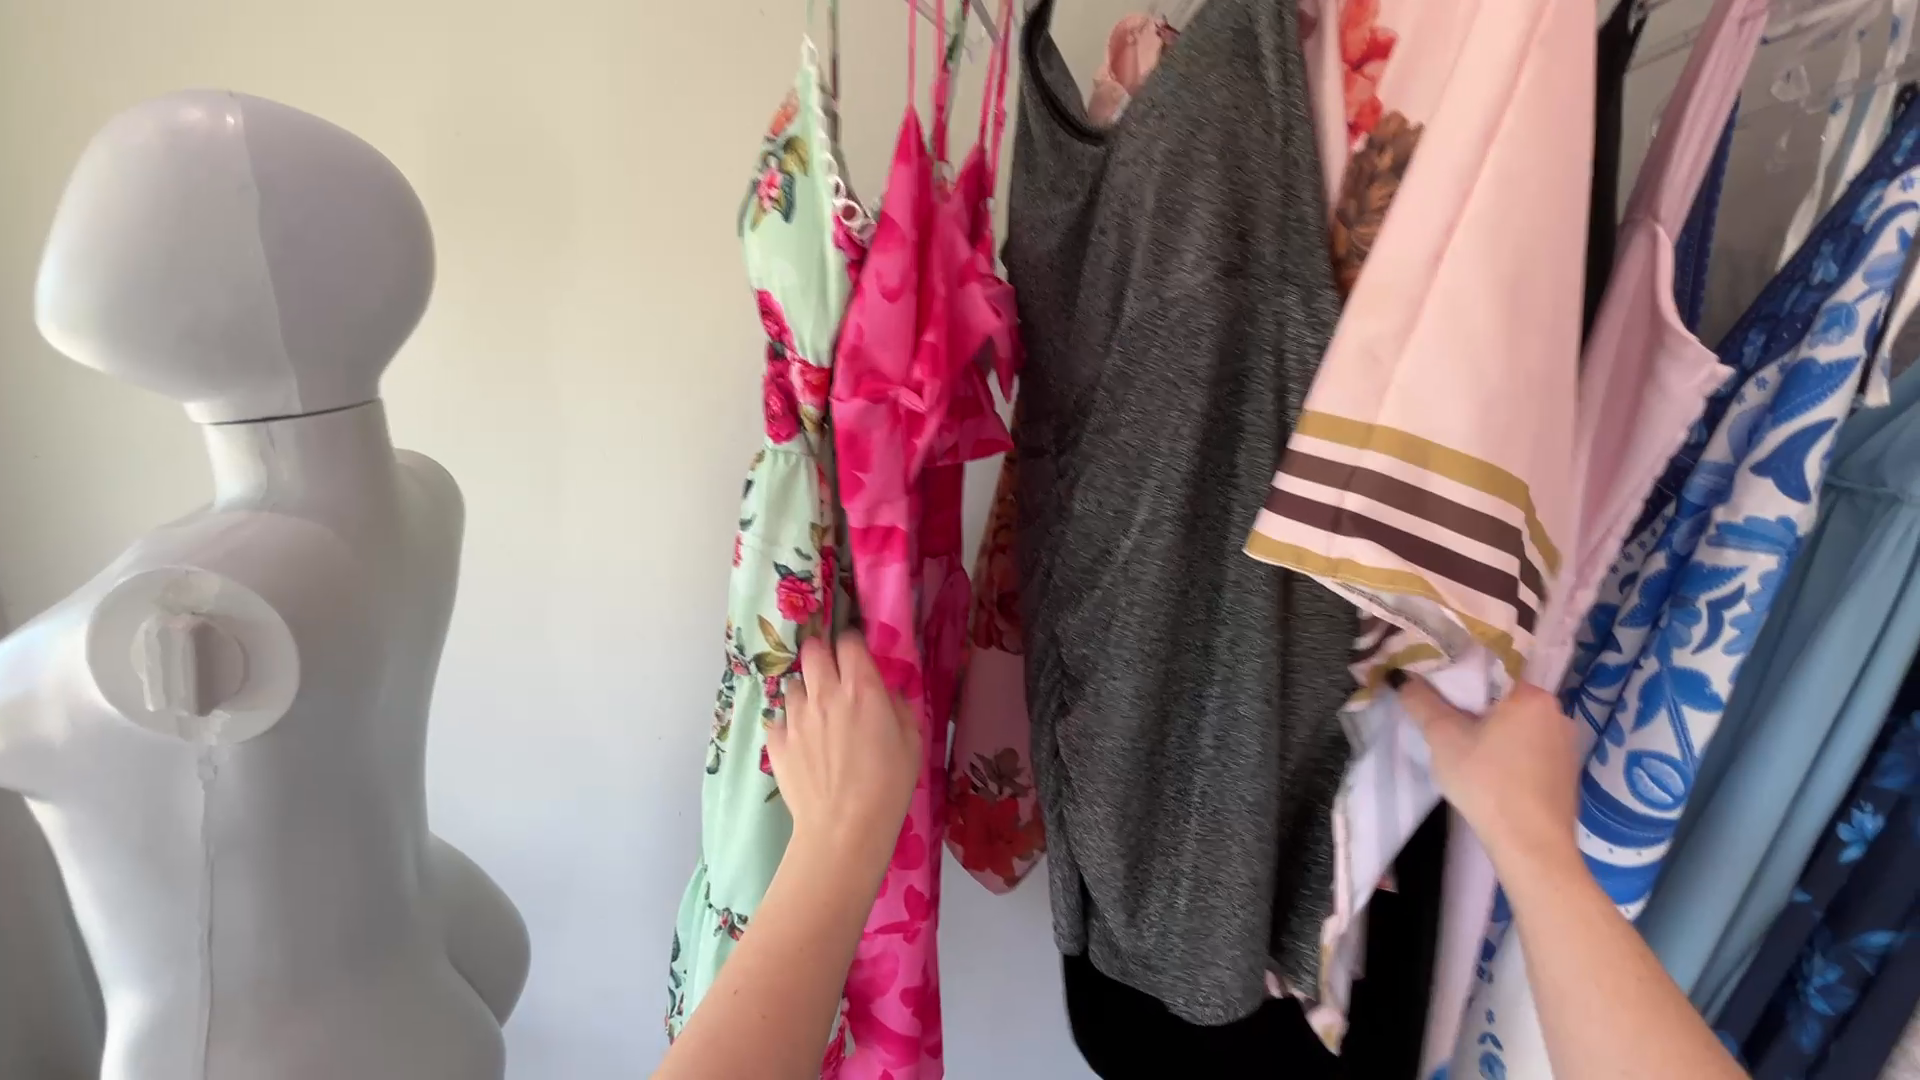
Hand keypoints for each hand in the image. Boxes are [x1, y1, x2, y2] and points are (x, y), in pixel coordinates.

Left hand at [769, 632, 920, 874]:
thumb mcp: (911, 742)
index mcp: (861, 688)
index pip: (849, 642)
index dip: (852, 645)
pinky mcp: (776, 741)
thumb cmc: (888, 786)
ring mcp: (796, 716)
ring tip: (816, 712)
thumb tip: (887, 692)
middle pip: (813, 650)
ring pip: (793, 683)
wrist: (844, 829)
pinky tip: (801, 742)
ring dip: (805, 691)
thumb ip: (898, 707)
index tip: (856, 656)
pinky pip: (778, 719)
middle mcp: (825, 693)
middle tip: (830, 670)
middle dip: (821, 653)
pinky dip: (788, 724)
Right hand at [1393, 674, 1584, 866]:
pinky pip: (1528, 745)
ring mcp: (1566, 743)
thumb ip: (1421, 701)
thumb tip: (1401, 676)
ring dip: (1490, 728)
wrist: (1530, 843)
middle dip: (1472, 704)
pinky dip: (1507, 748)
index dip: (1457, 676)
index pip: (1488, 670)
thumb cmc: (1486, 780)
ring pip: (1516, 722)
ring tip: (1460, 741)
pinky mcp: (1566, 770)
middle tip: (1440, 714)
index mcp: (1531, 695)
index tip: (1433, 685)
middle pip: (1502, 696)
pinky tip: (1487, 766)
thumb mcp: (1443, 736)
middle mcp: (1556, 712)